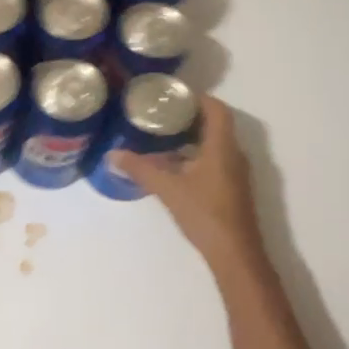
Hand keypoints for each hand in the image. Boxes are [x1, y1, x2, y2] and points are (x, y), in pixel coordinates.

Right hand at [109, 95, 263, 264]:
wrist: (234, 254)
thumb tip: (113, 155)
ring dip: (192, 137)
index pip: (216, 109)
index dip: (197, 97)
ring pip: (215, 144)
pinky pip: (214, 160)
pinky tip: (173, 166)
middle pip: (216, 124)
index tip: (172, 94)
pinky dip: (195, 155)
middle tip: (160, 113)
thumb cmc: (205, 214)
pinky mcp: (232, 189)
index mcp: (222, 147)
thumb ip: (141, 169)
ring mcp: (235, 173)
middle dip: (189, 116)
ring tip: (161, 136)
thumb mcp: (168, 189)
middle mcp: (234, 154)